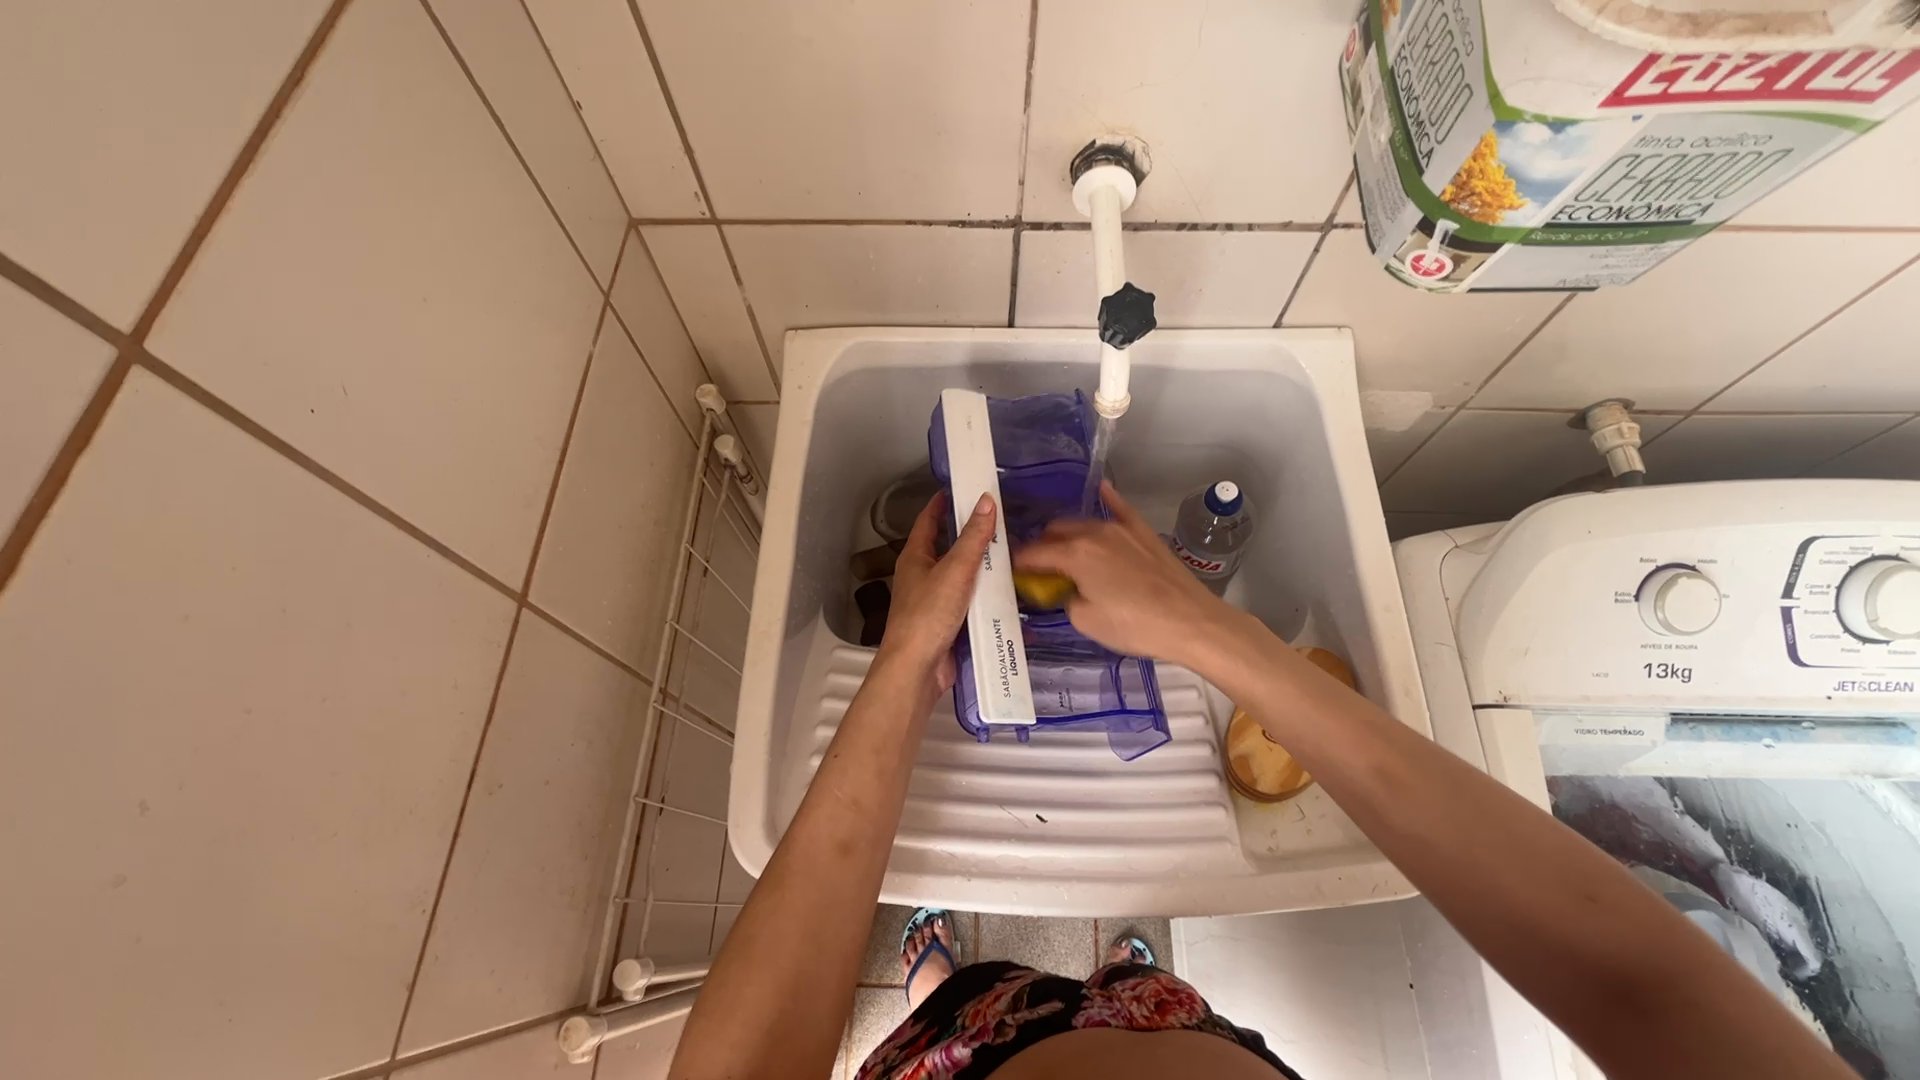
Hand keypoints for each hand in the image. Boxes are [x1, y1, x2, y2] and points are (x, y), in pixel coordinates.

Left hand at [877, 491, 996, 693]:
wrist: (917, 669)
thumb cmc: (927, 615)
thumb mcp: (954, 571)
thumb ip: (972, 538)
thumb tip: (986, 501)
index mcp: (916, 557)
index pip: (928, 520)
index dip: (943, 503)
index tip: (963, 489)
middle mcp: (923, 575)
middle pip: (949, 548)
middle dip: (973, 536)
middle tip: (1002, 521)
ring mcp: (936, 601)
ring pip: (963, 577)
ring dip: (985, 569)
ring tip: (1014, 554)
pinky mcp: (949, 623)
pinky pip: (971, 604)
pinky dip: (988, 598)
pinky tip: (1010, 595)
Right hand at [1014, 481, 1235, 665]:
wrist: (1189, 621)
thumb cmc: (1134, 625)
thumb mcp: (1086, 621)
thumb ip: (1066, 599)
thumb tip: (1066, 590)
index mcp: (1074, 554)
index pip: (1033, 553)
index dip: (1018, 563)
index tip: (1012, 571)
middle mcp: (1093, 533)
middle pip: (1055, 531)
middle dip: (1042, 546)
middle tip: (1040, 568)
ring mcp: (1121, 529)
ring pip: (1082, 522)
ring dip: (1067, 533)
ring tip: (1063, 548)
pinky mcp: (1143, 533)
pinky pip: (1119, 507)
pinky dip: (1107, 499)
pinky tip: (1102, 489)